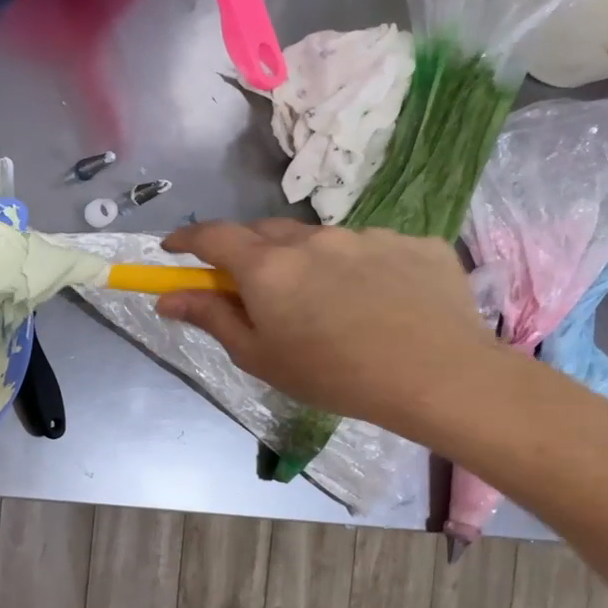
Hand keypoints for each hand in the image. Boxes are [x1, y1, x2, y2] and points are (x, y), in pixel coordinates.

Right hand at [156, 219, 496, 429]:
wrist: (440, 375)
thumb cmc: (331, 373)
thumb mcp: (256, 354)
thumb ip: (210, 318)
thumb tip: (167, 297)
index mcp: (267, 267)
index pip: (213, 236)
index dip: (186, 239)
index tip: (172, 249)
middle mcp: (313, 240)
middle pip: (264, 231)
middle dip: (245, 250)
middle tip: (246, 284)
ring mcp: (368, 237)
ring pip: (318, 240)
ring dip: (303, 260)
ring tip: (319, 301)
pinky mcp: (415, 244)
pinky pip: (369, 248)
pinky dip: (354, 266)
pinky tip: (370, 301)